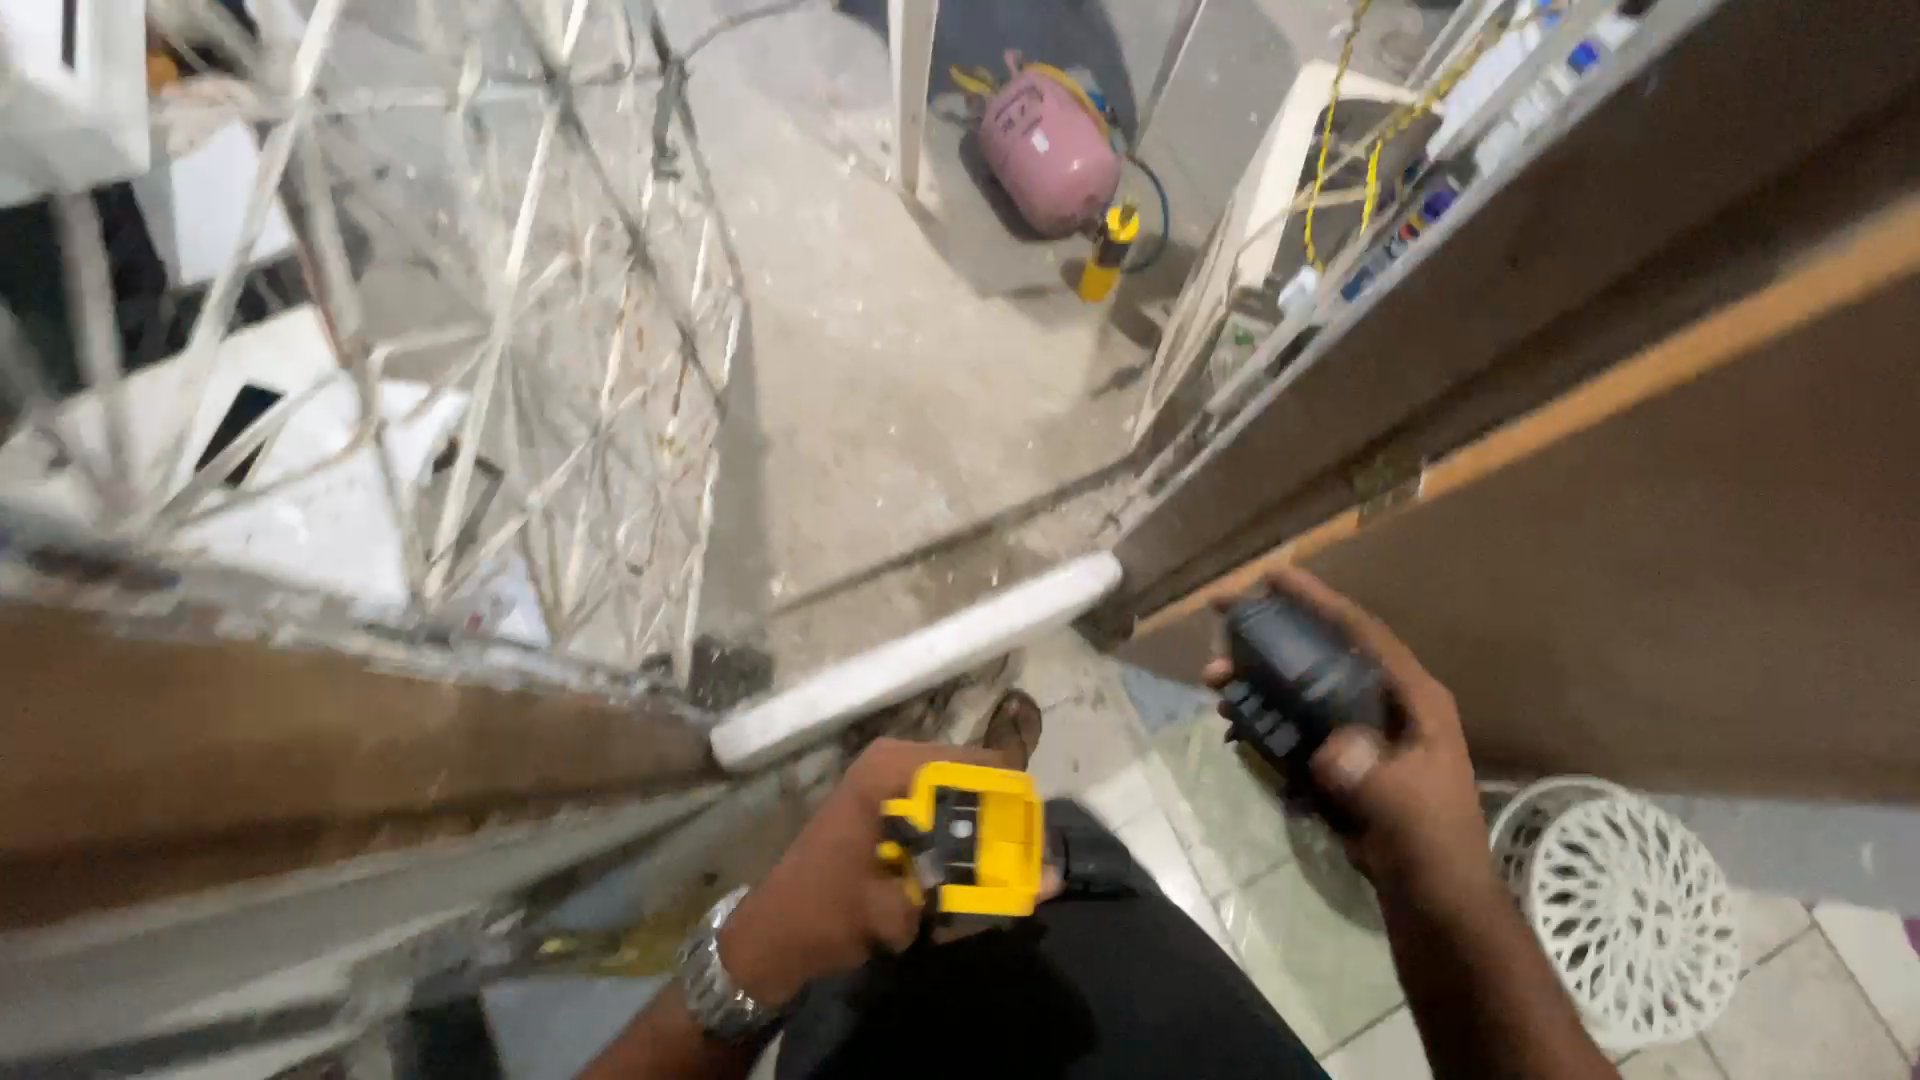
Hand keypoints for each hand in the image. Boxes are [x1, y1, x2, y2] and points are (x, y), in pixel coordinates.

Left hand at [717, 738, 1005, 1007]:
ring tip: (987, 875)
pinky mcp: (882, 793)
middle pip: (971, 775)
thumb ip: (984, 890)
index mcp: (892, 769)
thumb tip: (1051, 879)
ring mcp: (884, 772)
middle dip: (997, 820)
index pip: (979, 764)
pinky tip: (953, 869)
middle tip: (1016, 867)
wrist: (772, 935)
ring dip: (975, 830)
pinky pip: (936, 801)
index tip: (1031, 847)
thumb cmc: (830, 916)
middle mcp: (892, 757)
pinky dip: (952, 832)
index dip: (1012, 804)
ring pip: (956, 790)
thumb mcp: (908, 909)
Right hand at [1202, 569, 1493, 908]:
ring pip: (1299, 685)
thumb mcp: (1407, 810)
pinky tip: (1231, 715)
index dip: (1318, 601)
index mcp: (1412, 697)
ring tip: (1213, 678)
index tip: (1273, 577)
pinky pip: (1292, 720)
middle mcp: (1382, 701)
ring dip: (1256, 676)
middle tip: (1222, 616)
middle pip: (1320, 651)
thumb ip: (1372, 776)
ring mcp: (1357, 728)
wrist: (1432, 896)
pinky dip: (1261, 714)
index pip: (1361, 633)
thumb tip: (1330, 749)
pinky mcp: (1337, 755)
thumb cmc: (1433, 843)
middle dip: (1270, 633)